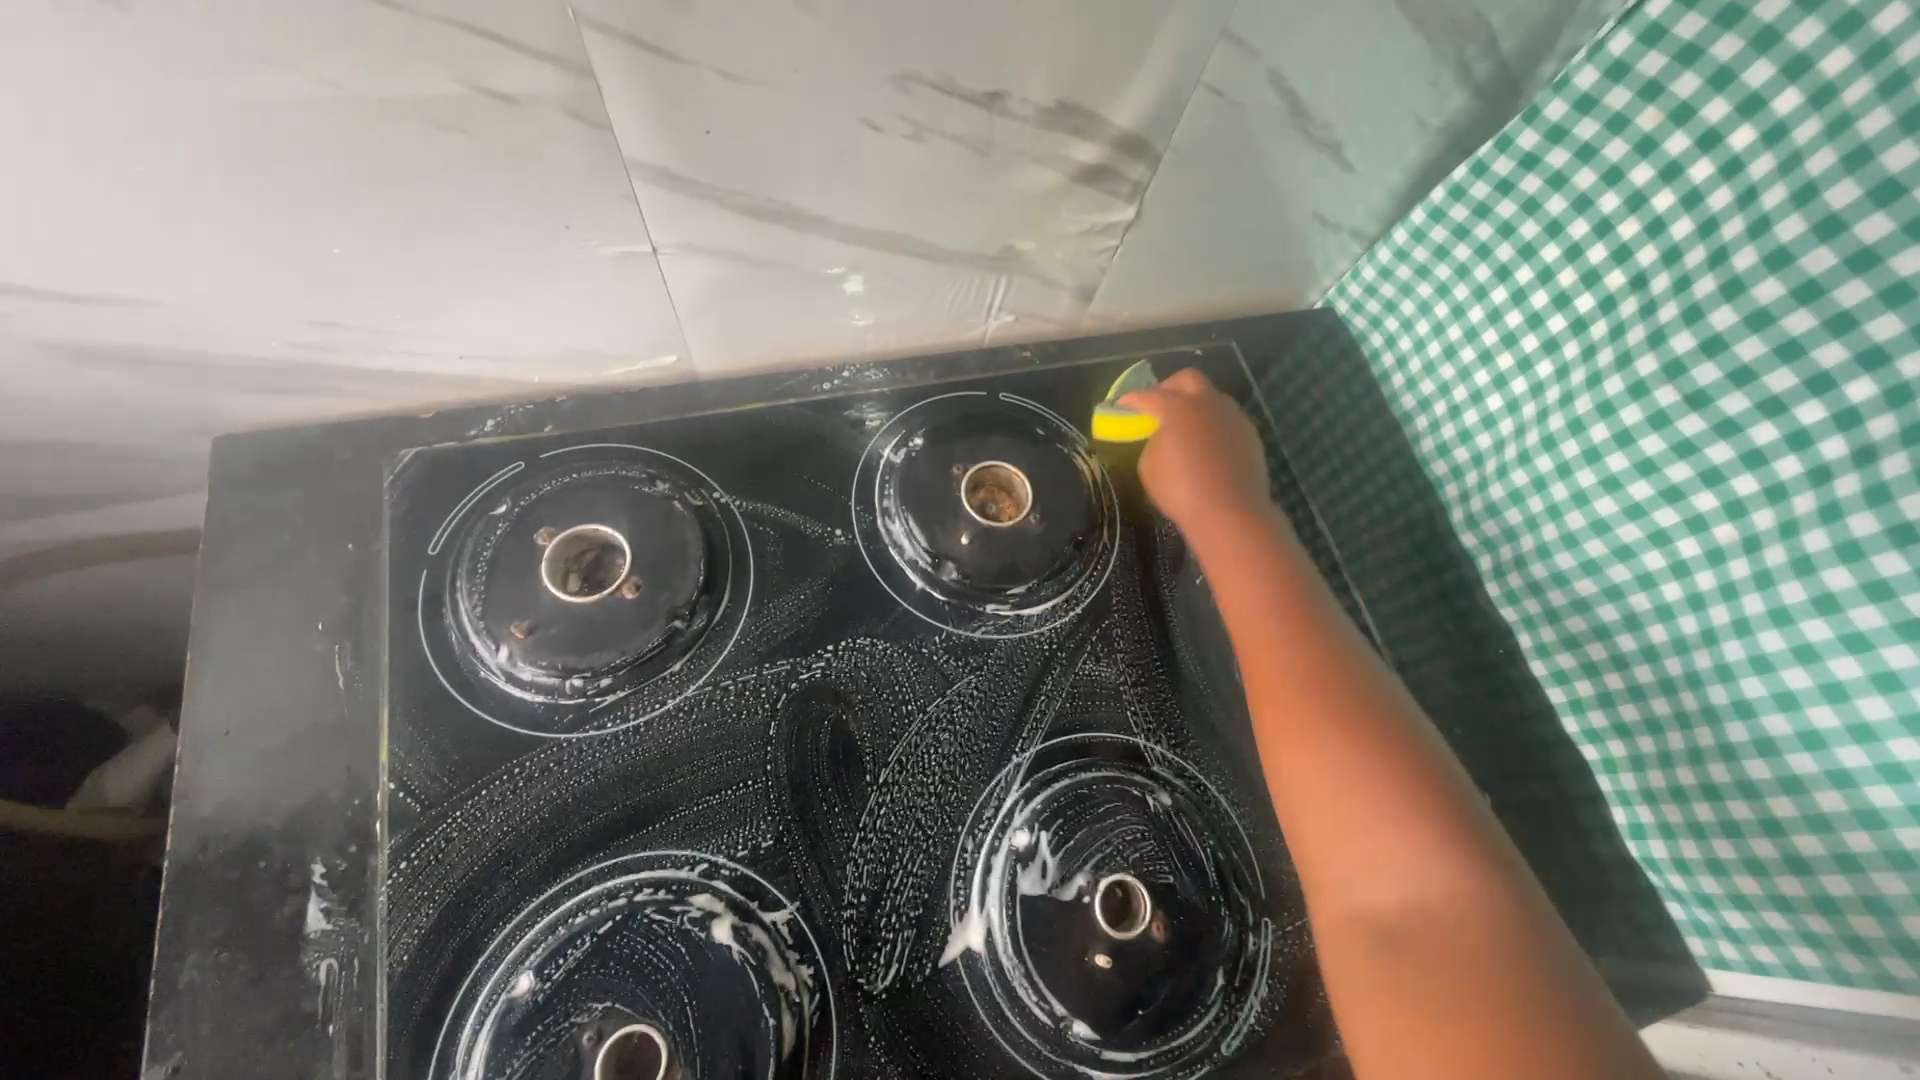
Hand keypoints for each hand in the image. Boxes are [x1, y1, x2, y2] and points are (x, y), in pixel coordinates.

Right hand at [1118, 369, 1275, 536]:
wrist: (1231, 511)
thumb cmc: (1181, 489)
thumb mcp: (1149, 466)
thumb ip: (1153, 441)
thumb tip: (1163, 435)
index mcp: (1178, 407)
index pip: (1149, 396)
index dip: (1132, 399)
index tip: (1122, 404)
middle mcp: (1208, 403)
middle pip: (1188, 379)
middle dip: (1169, 387)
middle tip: (1157, 403)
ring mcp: (1233, 416)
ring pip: (1212, 397)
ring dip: (1195, 404)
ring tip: (1184, 425)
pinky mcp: (1250, 434)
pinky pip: (1226, 419)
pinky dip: (1211, 424)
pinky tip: (1205, 444)